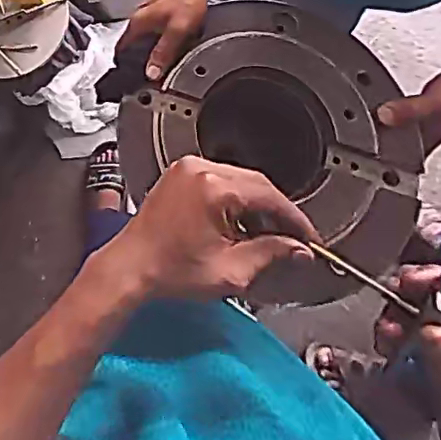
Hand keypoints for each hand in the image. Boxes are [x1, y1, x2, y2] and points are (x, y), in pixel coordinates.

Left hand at [89, 156, 317, 301]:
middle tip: (292, 238)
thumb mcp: (230, 271)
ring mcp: (186, 168)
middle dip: (277, 210)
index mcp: (212, 187)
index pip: (269, 195)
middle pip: (255, 182)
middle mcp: (198, 169)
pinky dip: (234, 197)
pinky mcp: (178, 173)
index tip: (309, 236)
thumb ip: (270, 254)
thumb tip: (297, 249)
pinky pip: (218, 178)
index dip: (294, 218)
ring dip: (255, 203)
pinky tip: (238, 223)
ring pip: (238, 178)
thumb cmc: (169, 270)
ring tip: (264, 235)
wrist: (131, 267)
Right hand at [120, 0, 210, 80]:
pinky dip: (158, 40)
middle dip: (141, 61)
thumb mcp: (178, 30)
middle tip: (153, 73)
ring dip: (151, 51)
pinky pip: (153, 32)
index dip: (126, 65)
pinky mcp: (156, 11)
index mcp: (138, 23)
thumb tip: (151, 72)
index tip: (133, 77)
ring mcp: (147, 13)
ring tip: (164, 60)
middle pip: (132, 46)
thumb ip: (164, 52)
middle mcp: (138, 18)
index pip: (121, 49)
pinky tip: (171, 43)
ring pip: (143, 39)